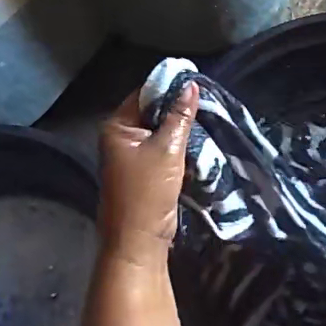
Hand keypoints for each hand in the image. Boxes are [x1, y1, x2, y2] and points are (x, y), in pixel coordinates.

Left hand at [97, 83, 197, 265]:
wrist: (138, 244)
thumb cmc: (147, 193)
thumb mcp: (167, 150)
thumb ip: (179, 116)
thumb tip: (191, 86)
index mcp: (116, 127)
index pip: (143, 95)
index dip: (169, 87)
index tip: (198, 82)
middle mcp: (120, 137)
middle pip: (152, 112)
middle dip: (178, 108)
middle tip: (208, 100)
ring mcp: (132, 155)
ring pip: (160, 131)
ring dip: (181, 129)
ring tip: (208, 117)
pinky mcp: (145, 171)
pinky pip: (164, 149)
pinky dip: (179, 146)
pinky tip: (199, 141)